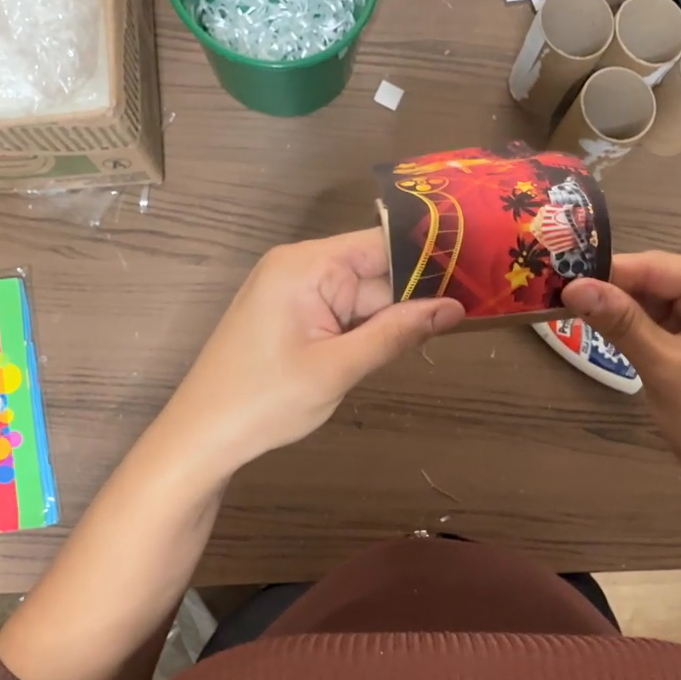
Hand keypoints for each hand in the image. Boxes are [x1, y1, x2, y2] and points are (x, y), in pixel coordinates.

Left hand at [156, 228, 463, 474]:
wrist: (202, 437)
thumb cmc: (265, 400)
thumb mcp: (338, 368)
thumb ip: (396, 334)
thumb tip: (453, 309)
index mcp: (306, 265)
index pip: (381, 242)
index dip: (428, 254)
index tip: (478, 266)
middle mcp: (300, 268)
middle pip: (374, 271)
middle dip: (417, 292)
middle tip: (477, 304)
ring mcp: (294, 294)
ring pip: (362, 297)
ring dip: (395, 316)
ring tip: (455, 323)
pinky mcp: (292, 319)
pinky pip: (342, 314)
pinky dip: (369, 329)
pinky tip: (405, 341)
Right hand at [561, 252, 680, 498]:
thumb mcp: (662, 367)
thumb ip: (620, 321)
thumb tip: (572, 286)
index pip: (658, 266)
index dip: (607, 272)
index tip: (556, 279)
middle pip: (659, 277)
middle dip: (614, 291)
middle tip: (559, 299)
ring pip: (660, 296)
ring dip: (624, 309)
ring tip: (577, 316)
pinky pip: (669, 316)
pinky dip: (640, 324)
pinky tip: (612, 332)